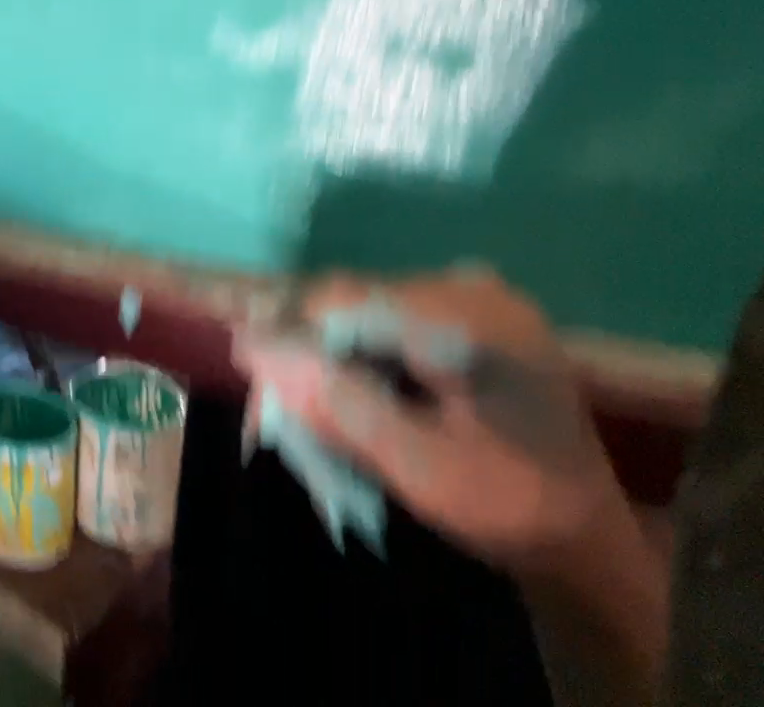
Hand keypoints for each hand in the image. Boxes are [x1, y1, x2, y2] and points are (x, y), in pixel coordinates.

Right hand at [236, 270, 633, 580]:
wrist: (587, 540)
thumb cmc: (508, 504)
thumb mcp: (415, 463)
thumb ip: (334, 401)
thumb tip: (247, 348)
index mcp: (470, 318)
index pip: (341, 300)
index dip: (284, 332)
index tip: (250, 373)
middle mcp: (471, 293)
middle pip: (349, 304)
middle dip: (304, 350)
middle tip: (275, 402)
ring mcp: (473, 305)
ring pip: (359, 315)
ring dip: (325, 357)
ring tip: (303, 404)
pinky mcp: (468, 325)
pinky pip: (384, 327)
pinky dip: (355, 359)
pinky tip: (348, 394)